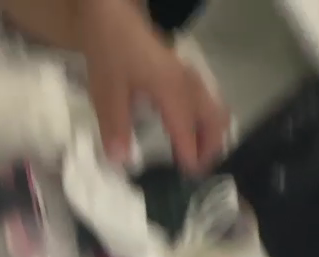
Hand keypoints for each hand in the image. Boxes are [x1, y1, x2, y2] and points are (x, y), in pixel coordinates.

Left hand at [76, 0, 228, 170]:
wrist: (114, 21)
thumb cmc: (111, 57)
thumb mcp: (107, 96)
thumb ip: (115, 128)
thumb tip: (119, 161)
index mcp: (170, 88)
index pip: (185, 125)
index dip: (189, 150)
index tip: (191, 173)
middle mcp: (186, 81)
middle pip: (211, 114)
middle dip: (211, 143)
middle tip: (202, 172)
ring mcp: (186, 75)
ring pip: (211, 106)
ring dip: (211, 131)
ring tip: (202, 157)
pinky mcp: (180, 74)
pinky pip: (202, 99)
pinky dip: (204, 119)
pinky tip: (192, 132)